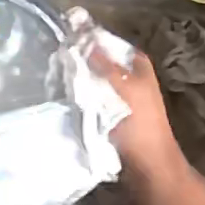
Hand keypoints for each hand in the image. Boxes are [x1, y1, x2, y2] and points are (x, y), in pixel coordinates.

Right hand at [70, 7, 185, 183]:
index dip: (90, 38)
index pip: (109, 42)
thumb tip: (82, 40)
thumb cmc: (140, 125)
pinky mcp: (107, 113)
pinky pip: (88, 96)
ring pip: (92, 78)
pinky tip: (63, 93)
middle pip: (98, 59)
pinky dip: (78, 95)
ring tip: (56, 74)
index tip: (67, 37)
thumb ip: (104, 64)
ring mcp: (117, 96)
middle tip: (58, 56)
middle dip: (80, 59)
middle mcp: (128, 76)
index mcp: (138, 66)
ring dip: (77, 78)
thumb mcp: (124, 88)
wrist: (148, 168)